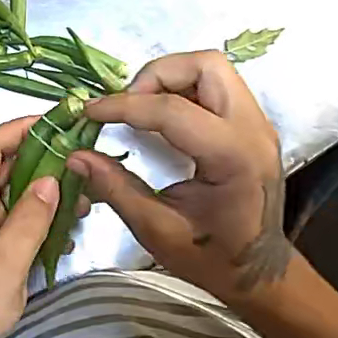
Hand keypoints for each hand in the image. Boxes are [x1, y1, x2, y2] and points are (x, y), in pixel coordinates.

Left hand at [0, 116, 62, 337]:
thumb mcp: (5, 266)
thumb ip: (30, 219)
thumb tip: (52, 179)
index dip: (22, 128)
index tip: (59, 122)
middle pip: (3, 168)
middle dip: (43, 161)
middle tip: (83, 162)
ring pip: (11, 196)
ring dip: (44, 195)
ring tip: (83, 202)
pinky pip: (9, 222)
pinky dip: (36, 220)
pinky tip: (63, 234)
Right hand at [68, 51, 294, 306]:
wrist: (260, 272)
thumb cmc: (212, 258)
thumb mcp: (157, 230)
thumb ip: (116, 188)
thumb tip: (76, 156)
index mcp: (233, 157)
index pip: (173, 109)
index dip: (124, 106)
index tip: (89, 112)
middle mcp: (253, 129)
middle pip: (206, 65)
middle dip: (157, 75)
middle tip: (126, 105)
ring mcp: (259, 123)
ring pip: (213, 68)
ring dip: (172, 77)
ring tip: (141, 107)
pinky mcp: (254, 124)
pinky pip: (219, 85)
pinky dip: (186, 88)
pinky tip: (163, 115)